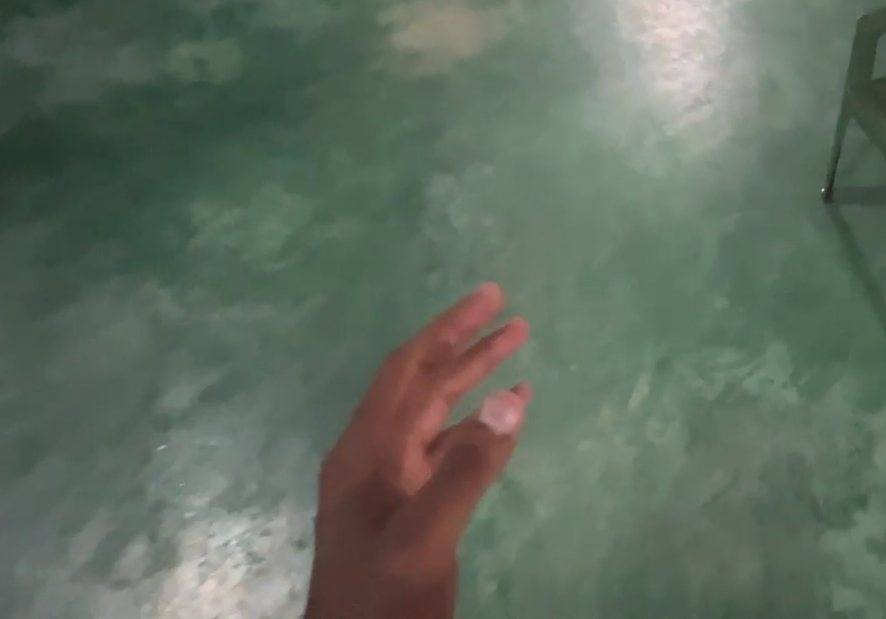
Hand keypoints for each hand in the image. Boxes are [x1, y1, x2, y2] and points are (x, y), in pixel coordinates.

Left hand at [306, 284, 530, 618]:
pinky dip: (481, 419)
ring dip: (476, 375)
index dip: (448, 329)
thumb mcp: (425, 538)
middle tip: (511, 311)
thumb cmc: (382, 602)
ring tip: (518, 343)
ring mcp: (393, 481)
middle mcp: (376, 456)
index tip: (491, 296)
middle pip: (424, 382)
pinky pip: (450, 443)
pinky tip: (512, 410)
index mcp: (367, 453)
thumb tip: (513, 397)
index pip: (409, 370)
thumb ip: (468, 467)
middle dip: (467, 343)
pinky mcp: (412, 503)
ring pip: (439, 409)